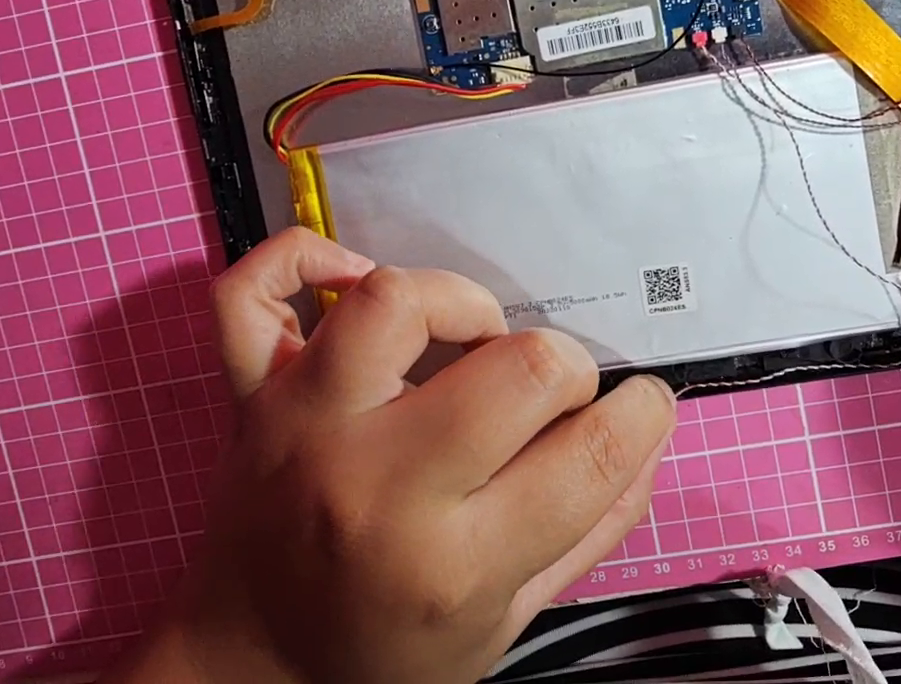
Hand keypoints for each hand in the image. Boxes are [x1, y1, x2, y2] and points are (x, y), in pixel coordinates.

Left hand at [107, 228, 677, 683]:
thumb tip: (649, 432)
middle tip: (552, 391)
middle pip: (520, 367)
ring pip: (396, 301)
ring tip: (468, 339)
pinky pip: (253, 292)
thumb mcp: (506, 621)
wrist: (251, 665)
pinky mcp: (251, 394)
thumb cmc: (386, 650)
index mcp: (453, 564)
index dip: (641, 414)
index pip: (590, 456)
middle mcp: (375, 484)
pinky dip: (306, 258)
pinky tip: (352, 278)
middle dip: (566, 367)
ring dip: (459, 302)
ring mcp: (302, 425)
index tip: (640, 403)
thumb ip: (593, 527)